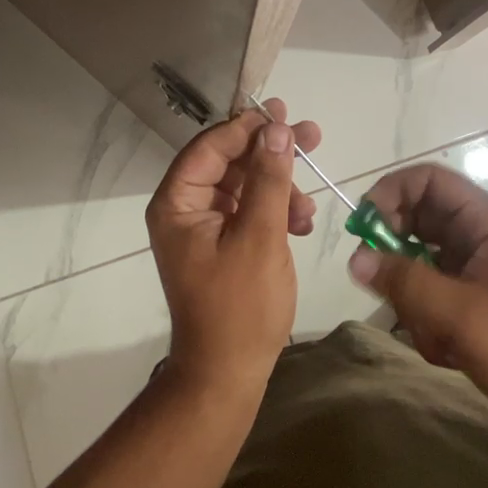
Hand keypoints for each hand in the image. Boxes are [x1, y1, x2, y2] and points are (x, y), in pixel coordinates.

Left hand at [146, 97, 320, 394]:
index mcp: (177, 203)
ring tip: (310, 204)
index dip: (246, 126)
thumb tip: (275, 128)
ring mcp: (203, 227)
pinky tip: (302, 223)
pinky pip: (248, 210)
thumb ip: (268, 178)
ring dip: (279, 186)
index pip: (210, 146)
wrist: (228, 374)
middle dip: (270, 151)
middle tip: (310, 134)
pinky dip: (276, 210)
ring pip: (243, 185)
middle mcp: (184, 208)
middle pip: (228, 161)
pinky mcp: (223, 244)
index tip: (282, 113)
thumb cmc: (239, 305)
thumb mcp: (259, 236)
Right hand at [349, 164, 487, 435]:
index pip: (426, 180)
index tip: (365, 227)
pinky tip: (443, 349)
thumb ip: (406, 282)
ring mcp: (470, 267)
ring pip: (413, 260)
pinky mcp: (466, 298)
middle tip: (382, 285)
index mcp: (484, 221)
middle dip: (394, 255)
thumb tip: (355, 258)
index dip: (390, 193)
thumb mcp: (461, 315)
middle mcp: (475, 235)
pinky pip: (425, 292)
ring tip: (431, 331)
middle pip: (413, 219)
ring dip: (410, 296)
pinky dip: (422, 318)